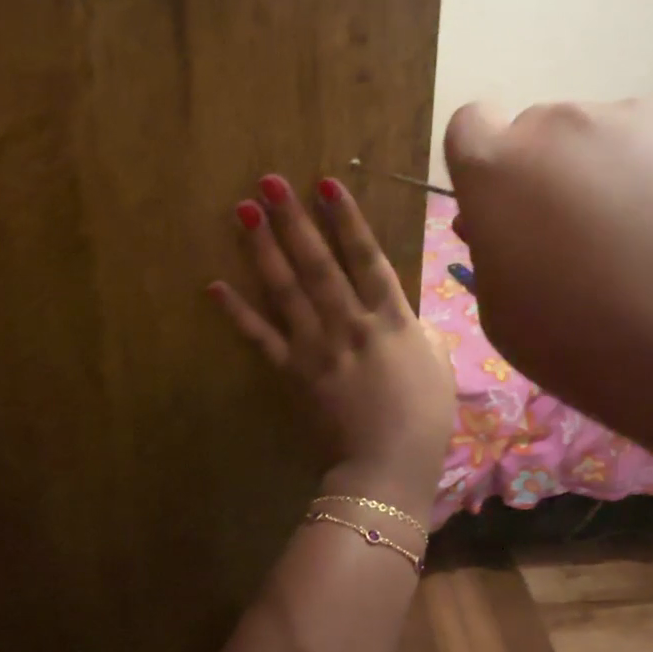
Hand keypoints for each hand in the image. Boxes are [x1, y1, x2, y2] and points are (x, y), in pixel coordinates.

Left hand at [208, 175, 454, 509]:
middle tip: (269, 181)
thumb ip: (419, 330)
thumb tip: (404, 313)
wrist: (386, 469)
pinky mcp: (290, 372)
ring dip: (263, 248)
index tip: (325, 183)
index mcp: (390, 317)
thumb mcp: (438, 365)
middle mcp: (349, 321)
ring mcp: (315, 346)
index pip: (366, 256)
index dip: (346, 218)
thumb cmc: (424, 418)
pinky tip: (214, 285)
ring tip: (244, 211)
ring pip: (285, 289)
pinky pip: (260, 338)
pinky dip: (236, 312)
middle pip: (317, 262)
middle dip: (293, 218)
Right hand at [443, 100, 652, 502]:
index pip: (468, 125)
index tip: (504, 208)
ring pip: (599, 136)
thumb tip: (495, 219)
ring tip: (645, 239)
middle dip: (545, 173)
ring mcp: (635, 118)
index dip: (483, 165)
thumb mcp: (505, 318)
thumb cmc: (594, 346)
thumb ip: (489, 250)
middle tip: (577, 237)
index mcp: (498, 167)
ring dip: (603, 173)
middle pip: (537, 132)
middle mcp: (560, 124)